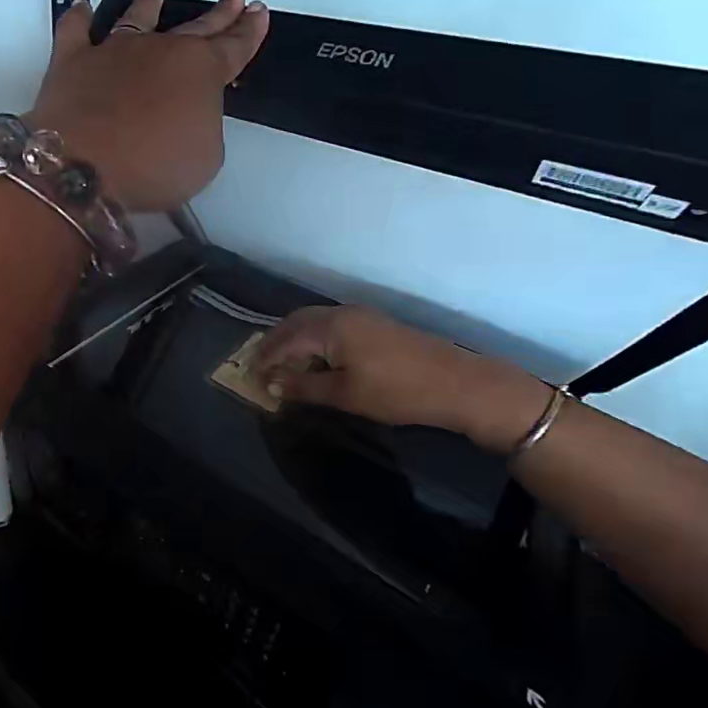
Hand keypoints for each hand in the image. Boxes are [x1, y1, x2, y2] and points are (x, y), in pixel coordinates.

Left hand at [31, 0, 267, 211]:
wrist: (82, 166)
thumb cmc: (150, 166)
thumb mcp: (206, 158)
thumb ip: (204, 127)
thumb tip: (188, 117)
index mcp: (200, 71)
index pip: (233, 46)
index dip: (248, 31)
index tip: (256, 13)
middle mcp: (158, 51)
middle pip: (195, 27)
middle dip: (217, 13)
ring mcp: (112, 52)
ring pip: (135, 19)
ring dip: (147, 4)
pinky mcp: (71, 62)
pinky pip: (75, 30)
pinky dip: (78, 18)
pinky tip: (81, 8)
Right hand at [253, 305, 554, 454]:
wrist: (457, 383)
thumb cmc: (397, 392)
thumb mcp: (345, 394)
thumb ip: (304, 386)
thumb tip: (271, 383)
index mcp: (330, 327)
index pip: (285, 340)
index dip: (265, 359)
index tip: (250, 377)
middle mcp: (340, 313)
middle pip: (295, 322)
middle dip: (274, 343)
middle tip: (259, 365)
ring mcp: (358, 314)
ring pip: (312, 320)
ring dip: (292, 339)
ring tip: (281, 363)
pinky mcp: (372, 322)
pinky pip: (328, 323)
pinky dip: (311, 337)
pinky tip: (313, 356)